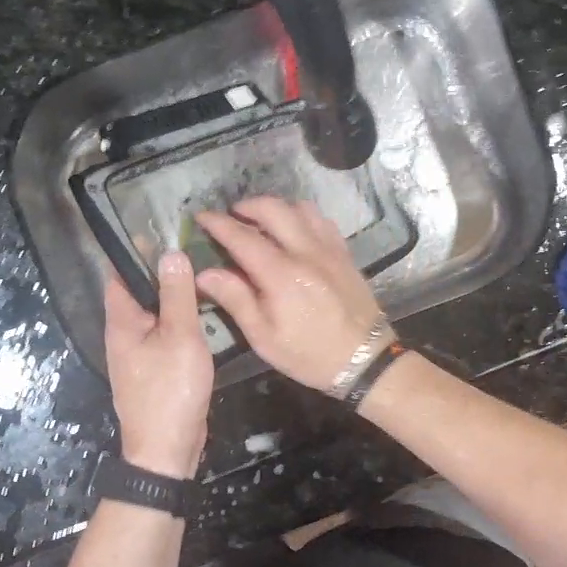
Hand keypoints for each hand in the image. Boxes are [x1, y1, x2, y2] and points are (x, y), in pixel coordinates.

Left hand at [103, 252, 212, 479]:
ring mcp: (139, 355)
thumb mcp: (179, 337)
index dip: (137, 250)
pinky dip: (183, 322)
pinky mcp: (156, 371)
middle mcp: (124, 335)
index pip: (120, 274)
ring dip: (176, 298)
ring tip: (208, 278)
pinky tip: (208, 317)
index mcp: (121, 322)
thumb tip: (171, 254)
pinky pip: (167, 336)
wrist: (166, 449)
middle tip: (198, 250)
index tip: (165, 229)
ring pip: (156, 316)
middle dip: (163, 272)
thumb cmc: (170, 390)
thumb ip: (176, 295)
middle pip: (140, 293)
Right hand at [192, 197, 383, 391]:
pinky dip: (302, 216)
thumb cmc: (309, 354)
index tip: (201, 217)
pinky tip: (294, 230)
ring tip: (261, 221)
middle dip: (247, 206)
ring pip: (300, 208)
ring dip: (276, 208)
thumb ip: (235, 300)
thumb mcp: (264, 337)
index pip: (242, 237)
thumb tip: (204, 274)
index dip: (218, 224)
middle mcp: (306, 252)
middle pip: (273, 209)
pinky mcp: (344, 253)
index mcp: (281, 275)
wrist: (364, 359)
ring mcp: (329, 249)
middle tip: (231, 216)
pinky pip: (321, 220)